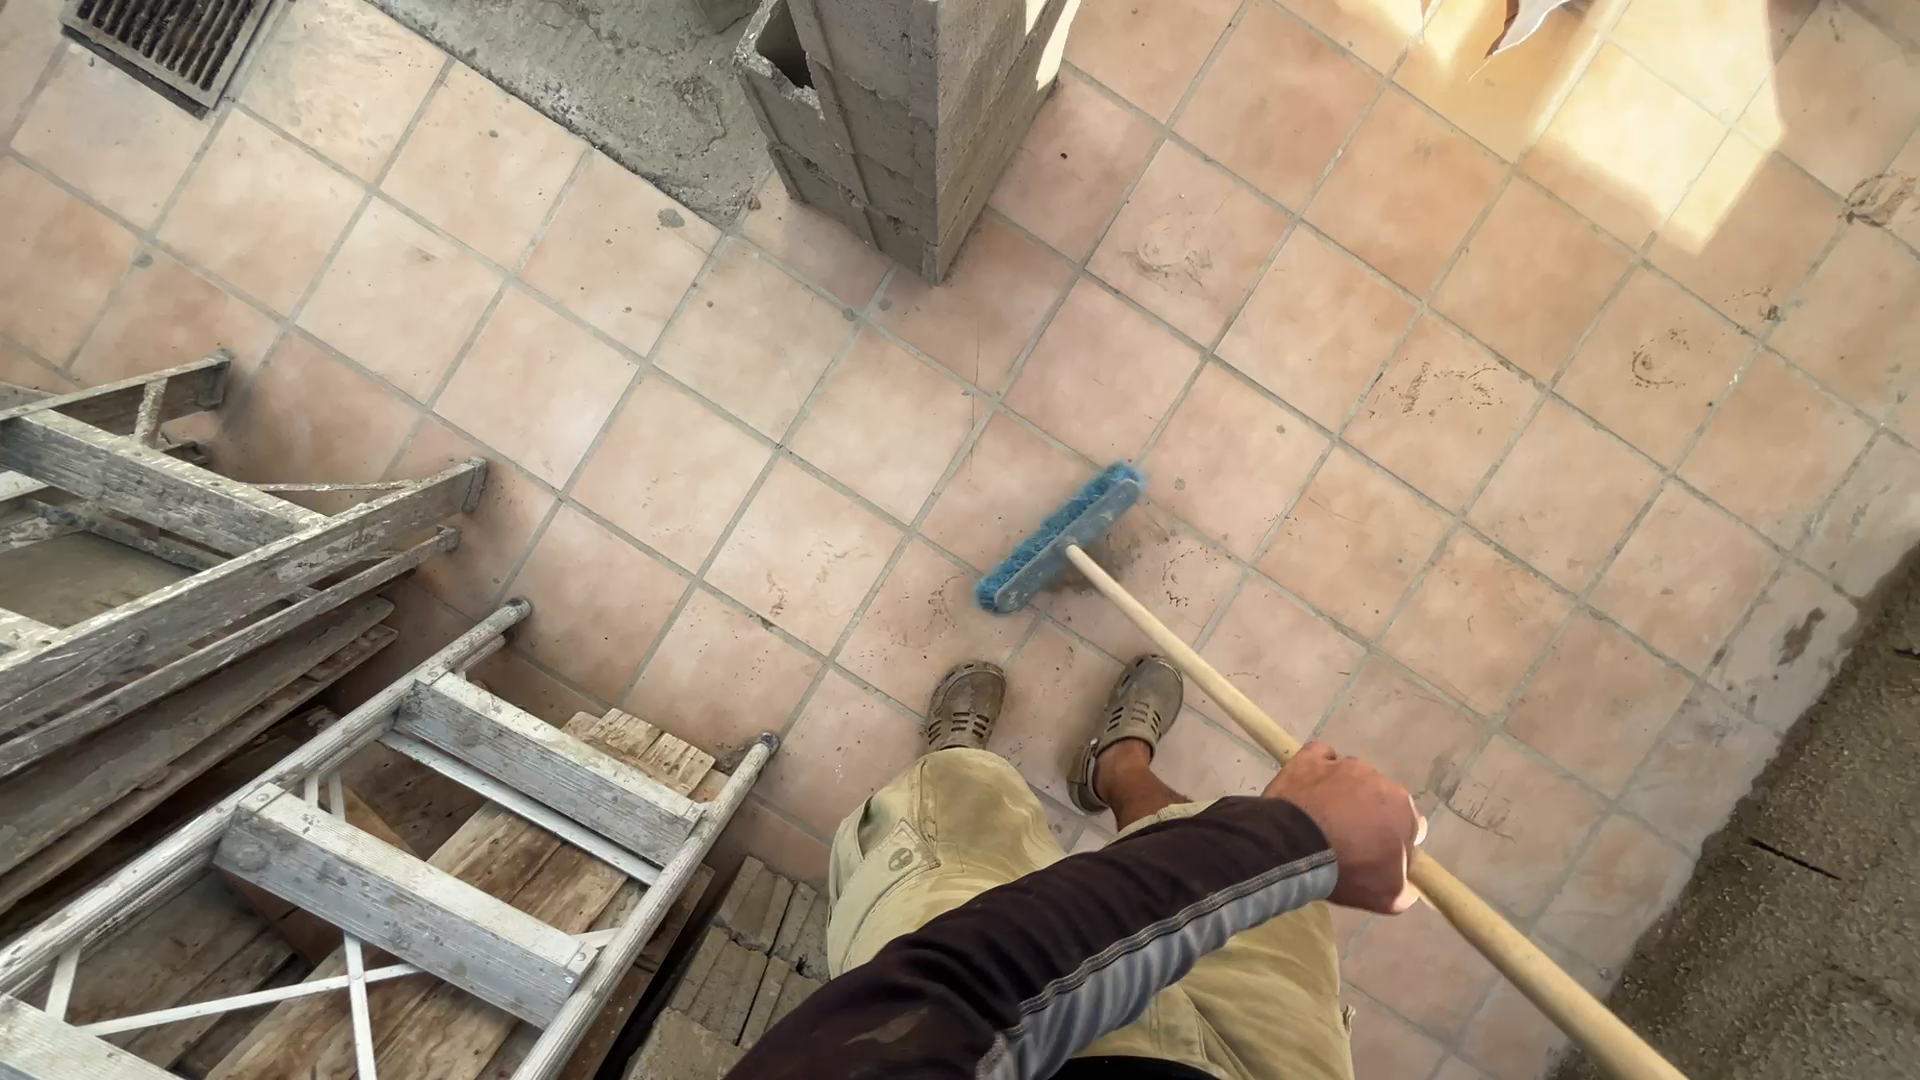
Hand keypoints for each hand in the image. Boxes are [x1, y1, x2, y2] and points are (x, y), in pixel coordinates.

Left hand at [1263, 742, 1424, 913]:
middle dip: (1368, 814)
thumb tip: (1405, 882)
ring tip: (1323, 814)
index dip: (1395, 842)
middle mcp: (1376, 778)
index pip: (1409, 825)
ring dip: (1342, 792)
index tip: (1378, 855)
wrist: (1295, 845)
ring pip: (1349, 777)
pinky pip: (1320, 757)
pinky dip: (1318, 768)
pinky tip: (1310, 785)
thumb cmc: (1349, 868)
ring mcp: (1340, 764)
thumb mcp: (1391, 895)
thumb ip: (1405, 884)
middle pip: (1378, 798)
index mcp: (1402, 807)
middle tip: (1348, 837)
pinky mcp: (1308, 758)